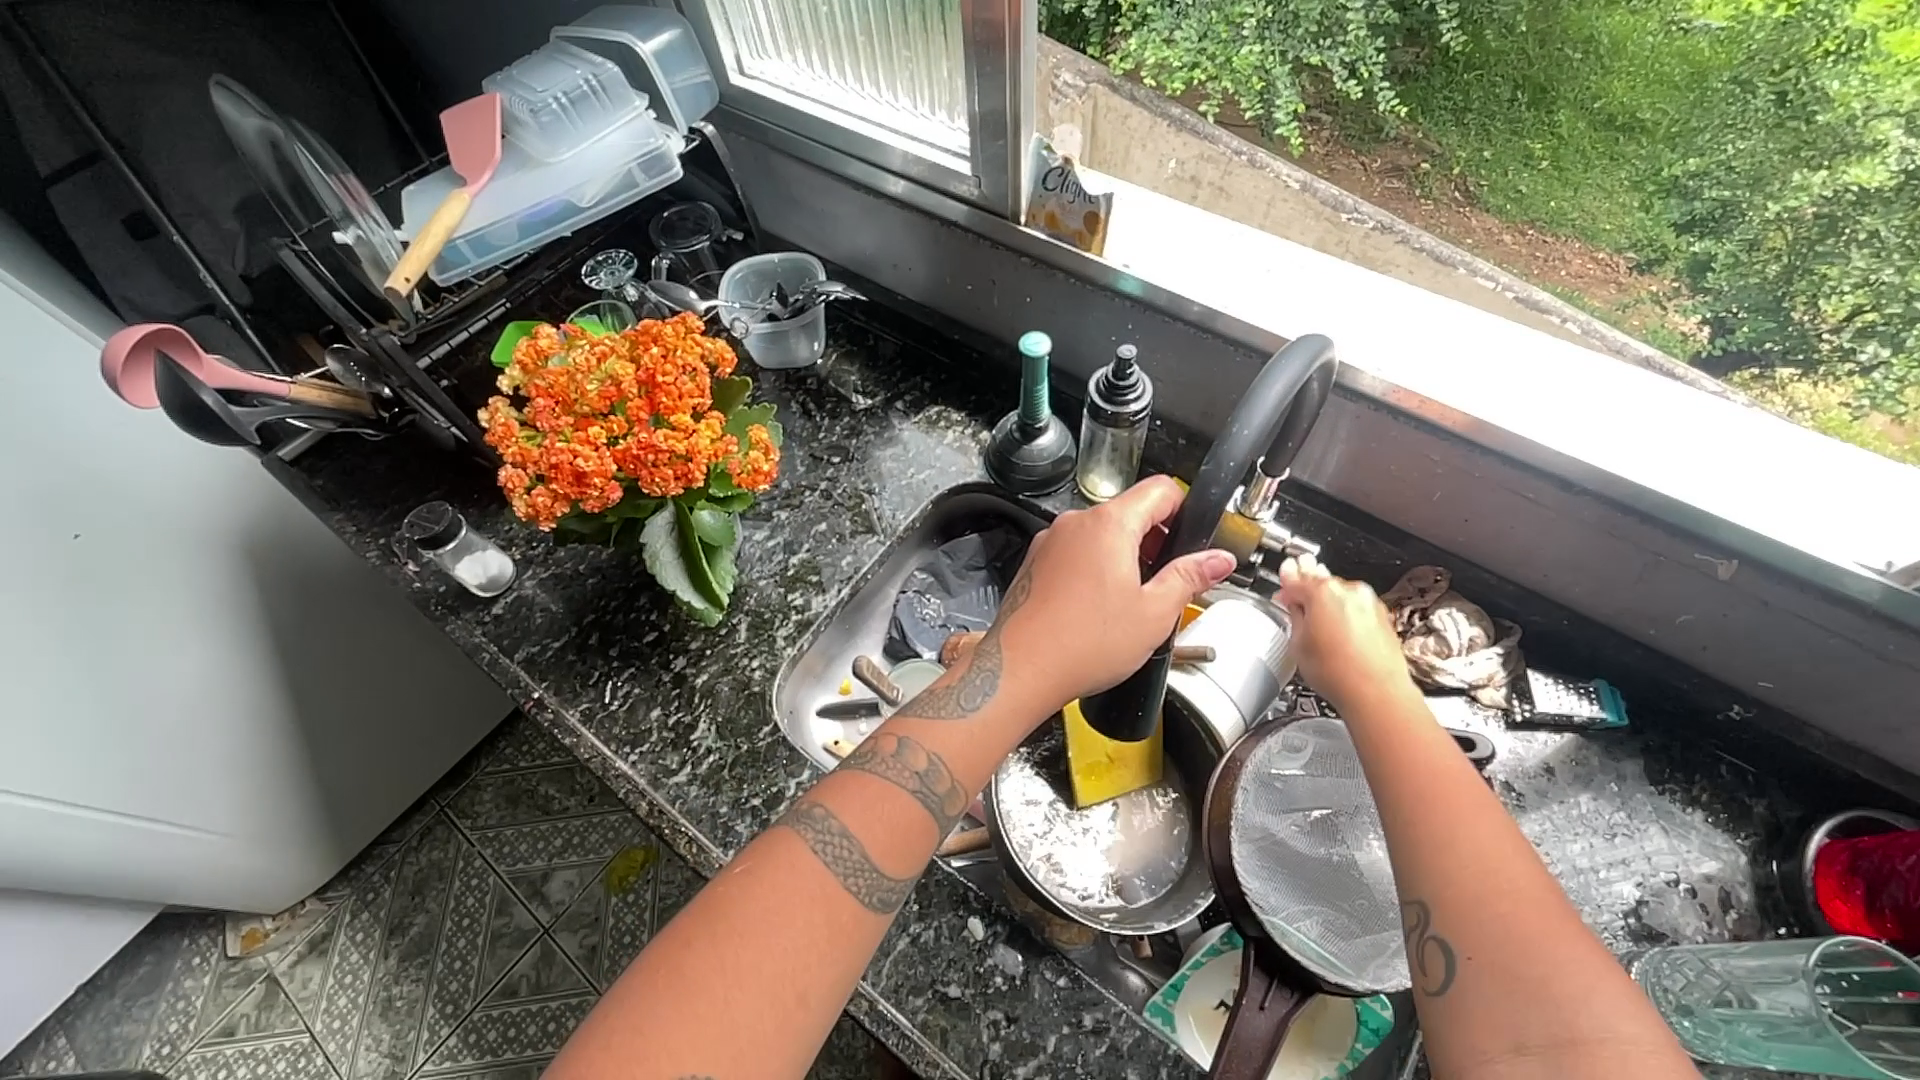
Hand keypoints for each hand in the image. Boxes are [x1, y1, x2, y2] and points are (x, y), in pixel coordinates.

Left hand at [995, 476, 1236, 711]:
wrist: (1019, 668)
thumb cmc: (1080, 644)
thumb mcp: (1153, 613)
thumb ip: (1189, 578)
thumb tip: (1217, 560)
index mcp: (1108, 524)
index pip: (1160, 490)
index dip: (1184, 511)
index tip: (1191, 539)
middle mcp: (1075, 524)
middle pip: (1129, 512)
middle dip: (1155, 541)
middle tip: (1167, 581)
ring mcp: (1051, 542)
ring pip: (1101, 534)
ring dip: (1123, 557)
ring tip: (1132, 602)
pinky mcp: (1036, 563)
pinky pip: (1075, 553)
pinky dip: (1094, 569)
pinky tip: (1099, 608)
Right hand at [1277, 554, 1416, 711]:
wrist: (1377, 692)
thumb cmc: (1340, 672)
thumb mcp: (1298, 643)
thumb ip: (1294, 615)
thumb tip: (1294, 607)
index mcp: (1322, 592)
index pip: (1295, 577)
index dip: (1285, 582)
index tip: (1282, 584)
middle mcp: (1349, 591)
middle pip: (1320, 580)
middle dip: (1306, 584)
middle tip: (1294, 590)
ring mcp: (1369, 602)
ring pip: (1339, 592)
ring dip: (1325, 598)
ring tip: (1314, 614)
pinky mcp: (1382, 616)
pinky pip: (1356, 605)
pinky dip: (1344, 610)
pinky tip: (1335, 626)